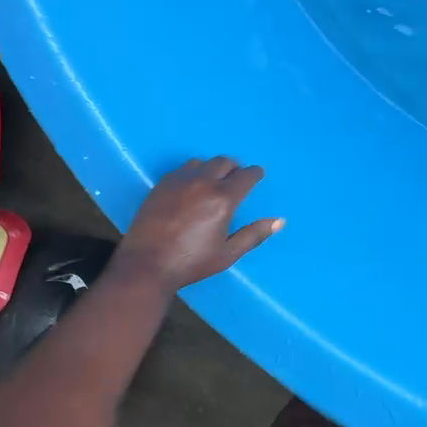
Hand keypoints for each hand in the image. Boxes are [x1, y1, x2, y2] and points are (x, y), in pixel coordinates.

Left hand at [114, 157, 282, 289]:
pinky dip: (194, 172)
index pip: (245, 175)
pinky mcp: (162, 184)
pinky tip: (192, 186)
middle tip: (237, 178)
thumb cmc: (191, 263)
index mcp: (223, 199)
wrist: (147, 264)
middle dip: (235, 167)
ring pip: (203, 162)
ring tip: (214, 181)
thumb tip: (279, 221)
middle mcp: (203, 182)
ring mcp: (179, 180)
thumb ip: (254, 234)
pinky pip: (183, 168)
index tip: (257, 174)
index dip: (255, 173)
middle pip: (224, 162)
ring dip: (213, 168)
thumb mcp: (227, 253)